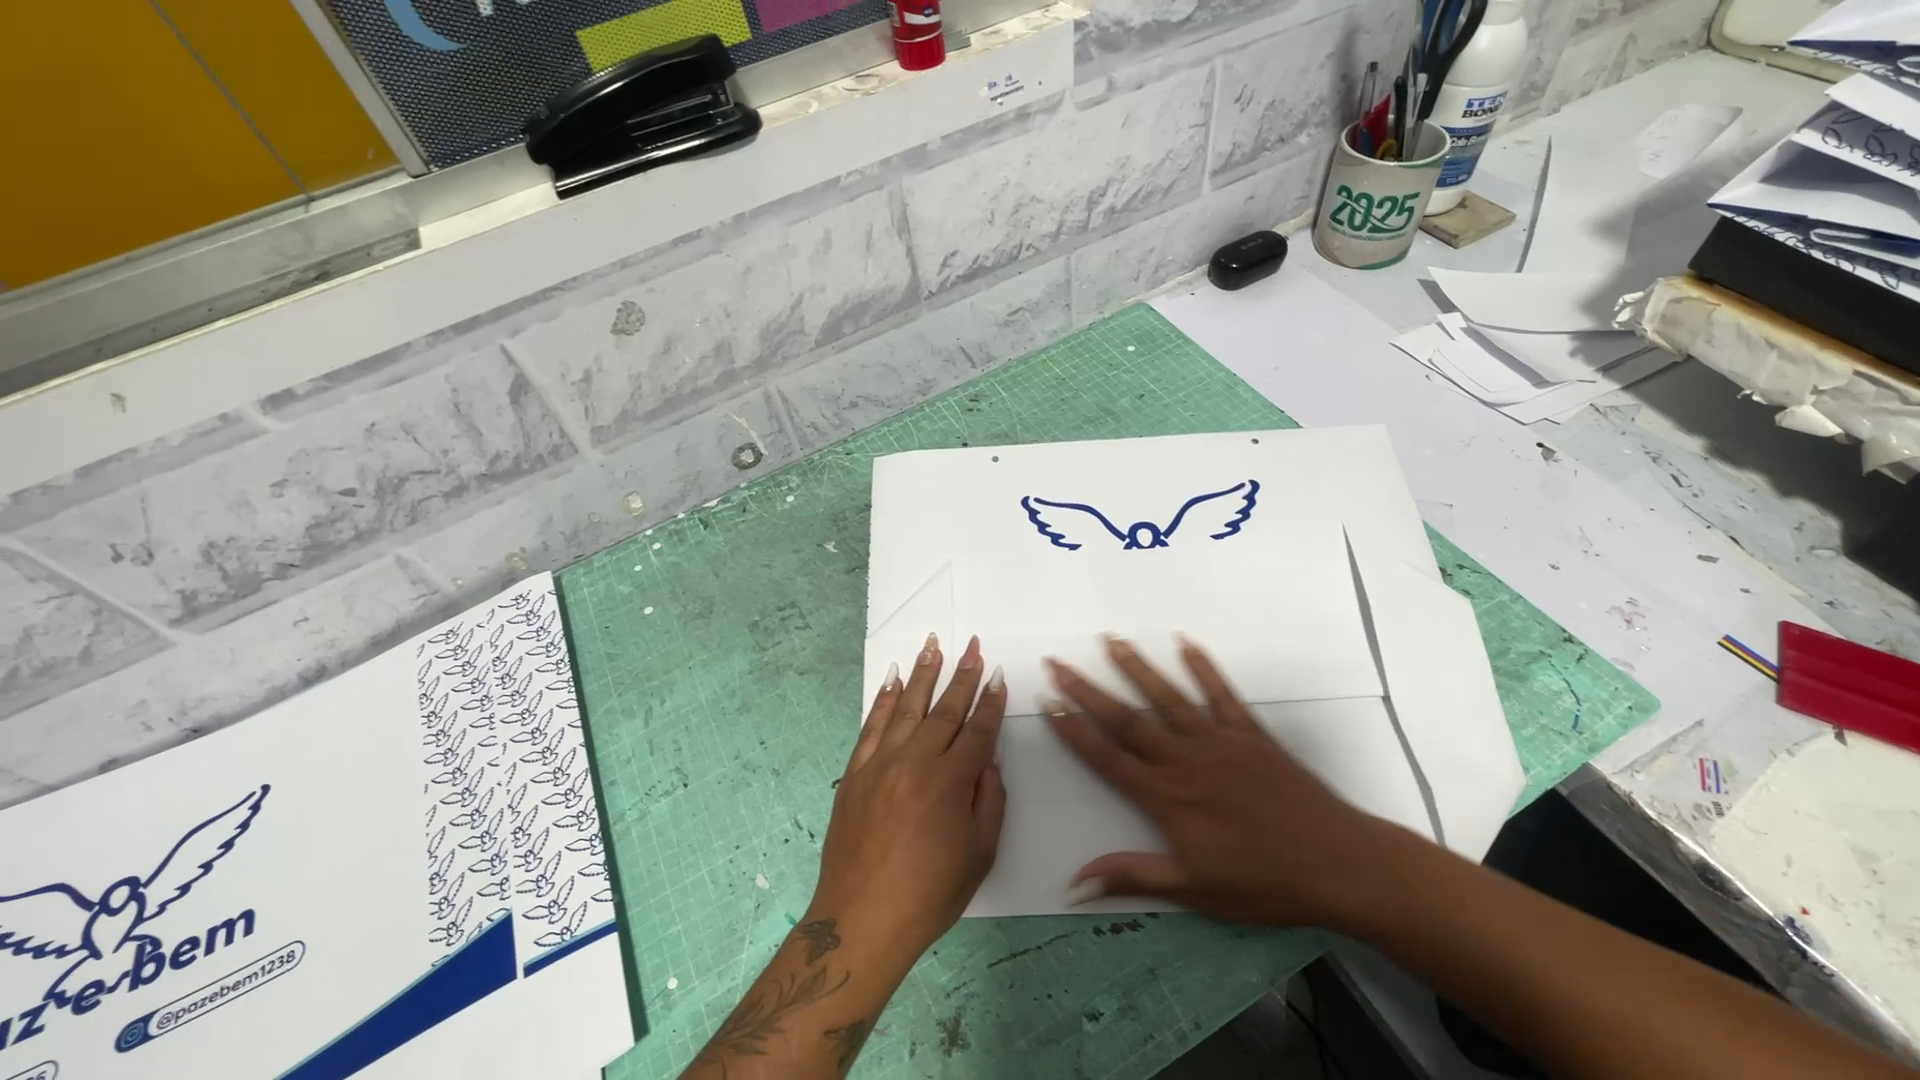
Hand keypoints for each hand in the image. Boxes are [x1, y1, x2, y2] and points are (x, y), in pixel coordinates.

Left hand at [809, 634, 1007, 962]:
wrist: (862, 918)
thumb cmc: (930, 894)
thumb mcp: (979, 854)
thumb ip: (988, 801)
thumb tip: (986, 761)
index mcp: (949, 783)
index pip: (977, 732)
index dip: (991, 703)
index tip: (999, 676)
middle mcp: (914, 763)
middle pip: (944, 711)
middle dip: (962, 676)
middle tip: (973, 646)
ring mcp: (880, 765)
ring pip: (906, 709)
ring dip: (922, 675)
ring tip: (933, 645)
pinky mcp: (855, 774)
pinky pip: (872, 727)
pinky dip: (884, 701)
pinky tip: (893, 681)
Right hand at [1045, 635, 1388, 927]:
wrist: (1340, 864)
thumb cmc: (1264, 884)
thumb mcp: (1194, 890)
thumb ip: (1133, 876)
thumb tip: (1073, 883)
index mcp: (1168, 798)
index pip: (1109, 758)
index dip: (1074, 730)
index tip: (1047, 701)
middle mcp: (1187, 760)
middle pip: (1128, 720)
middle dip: (1089, 691)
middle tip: (1059, 662)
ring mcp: (1221, 742)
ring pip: (1169, 699)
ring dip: (1137, 668)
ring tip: (1111, 640)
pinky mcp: (1253, 735)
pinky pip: (1223, 695)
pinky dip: (1204, 669)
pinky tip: (1186, 644)